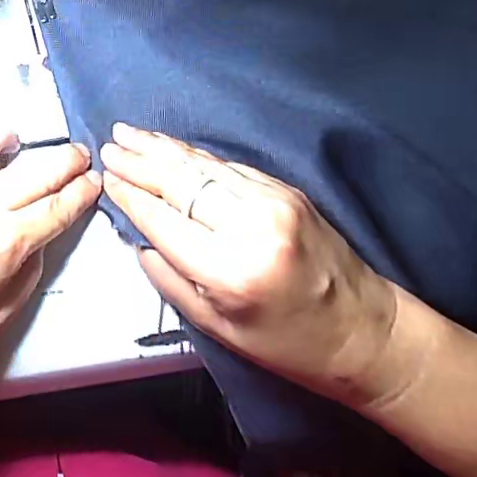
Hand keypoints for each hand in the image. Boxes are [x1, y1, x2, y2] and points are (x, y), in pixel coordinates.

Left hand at [0, 127, 100, 404]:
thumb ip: (26, 275)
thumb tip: (38, 240)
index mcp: (4, 244)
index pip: (58, 209)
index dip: (82, 193)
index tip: (93, 181)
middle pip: (38, 170)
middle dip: (67, 160)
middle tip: (77, 153)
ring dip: (8, 138)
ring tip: (11, 142)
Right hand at [101, 123, 410, 407]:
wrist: (369, 333)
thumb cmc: (289, 343)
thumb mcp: (217, 327)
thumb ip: (169, 280)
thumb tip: (139, 237)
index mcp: (230, 271)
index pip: (163, 219)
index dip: (131, 196)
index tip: (107, 179)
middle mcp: (251, 228)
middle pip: (180, 183)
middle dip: (140, 163)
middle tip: (110, 146)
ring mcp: (272, 202)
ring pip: (202, 166)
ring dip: (161, 148)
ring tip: (129, 133)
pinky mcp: (285, 191)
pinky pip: (227, 166)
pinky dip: (193, 154)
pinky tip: (171, 146)